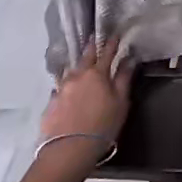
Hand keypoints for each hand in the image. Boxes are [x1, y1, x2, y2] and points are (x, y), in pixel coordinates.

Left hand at [36, 37, 132, 174]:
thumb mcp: (120, 104)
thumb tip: (129, 60)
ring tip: (81, 64)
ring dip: (77, 66)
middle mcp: (77, 75)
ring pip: (71, 70)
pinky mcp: (52, 100)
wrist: (69, 149)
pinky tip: (68, 89)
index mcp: (96, 74)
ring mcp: (61, 87)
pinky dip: (67, 85)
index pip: (106, 53)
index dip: (111, 42)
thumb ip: (124, 80)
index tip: (114, 33)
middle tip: (93, 39)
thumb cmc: (102, 126)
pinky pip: (61, 87)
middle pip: (85, 57)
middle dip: (91, 47)